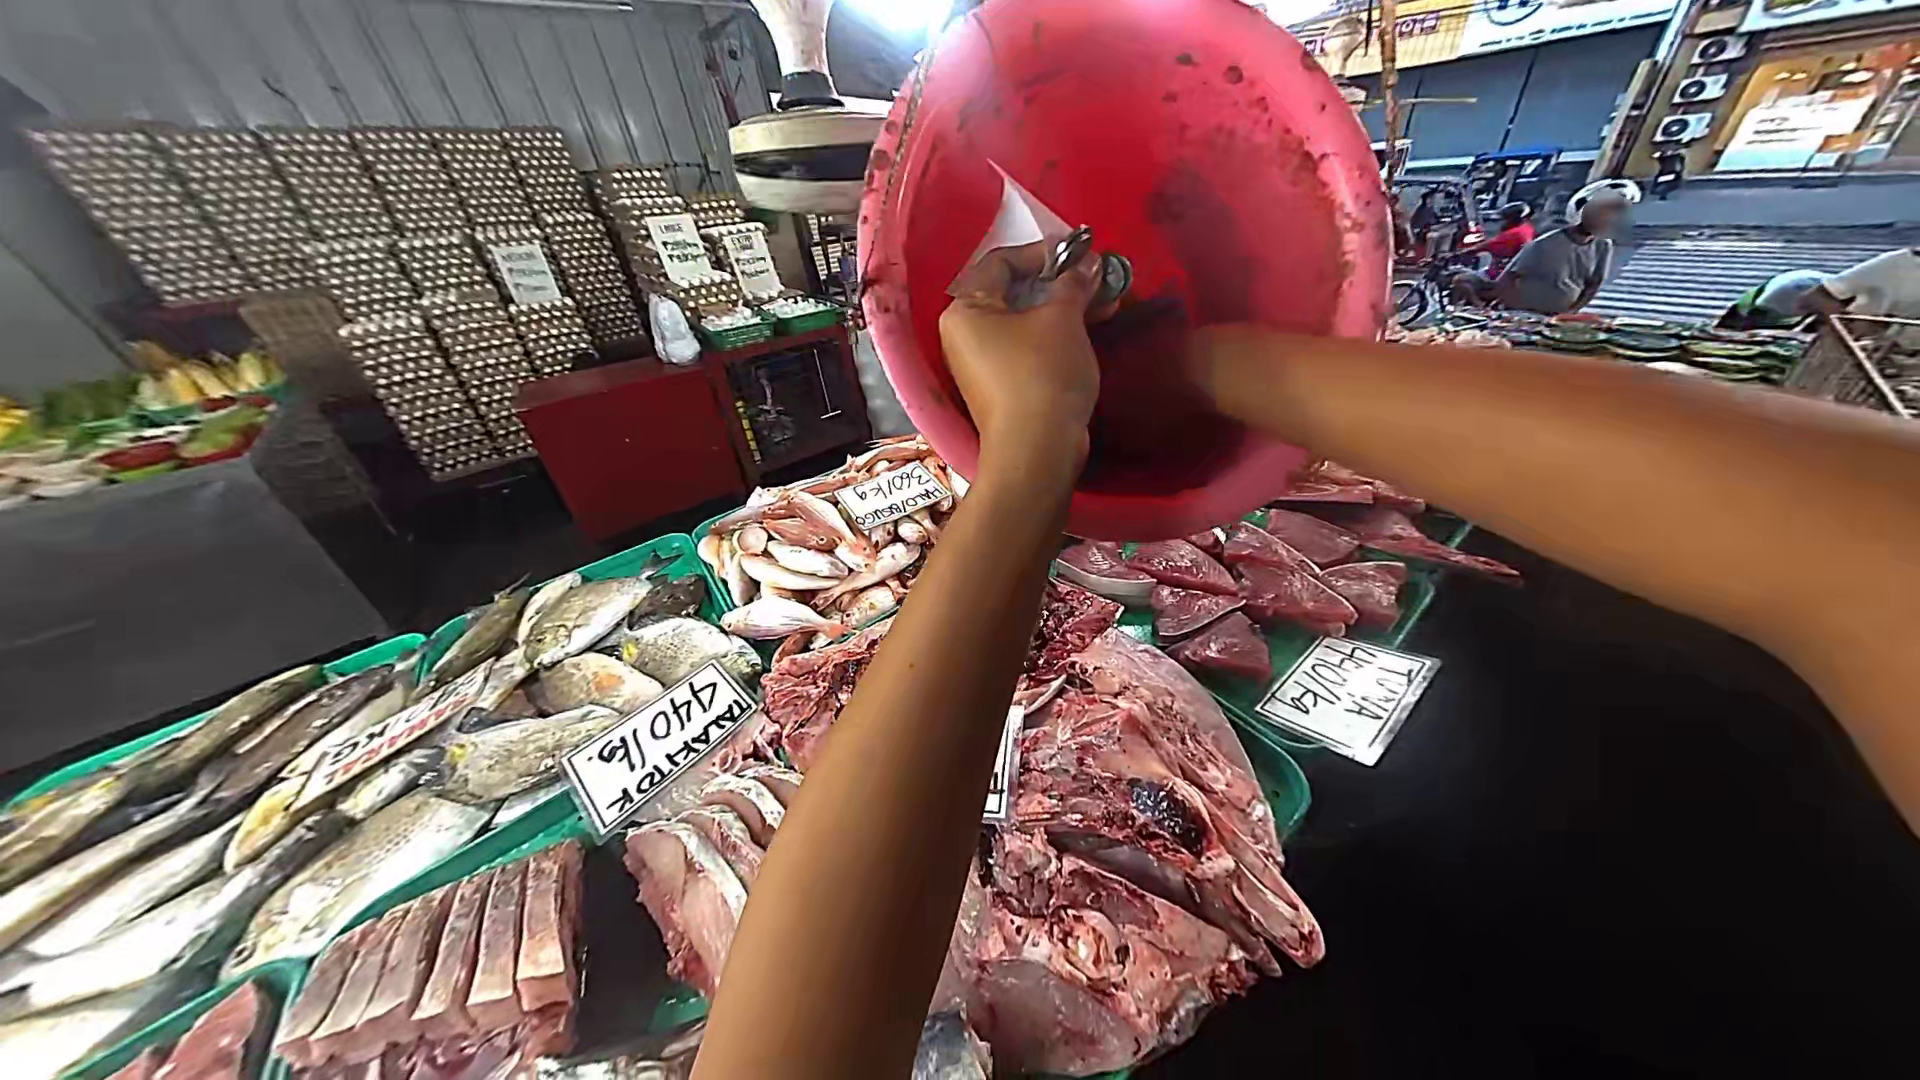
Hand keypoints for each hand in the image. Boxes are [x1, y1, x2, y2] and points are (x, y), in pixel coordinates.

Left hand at [939, 241, 1101, 462]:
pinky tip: (1093, 327)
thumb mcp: (1062, 318)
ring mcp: (984, 364)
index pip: (1000, 262)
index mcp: (965, 310)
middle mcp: (966, 335)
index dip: (1044, 252)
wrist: (1037, 451)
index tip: (1081, 254)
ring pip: (1027, 321)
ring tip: (1108, 302)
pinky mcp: (1004, 386)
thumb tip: (1089, 264)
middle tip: (1100, 278)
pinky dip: (1059, 334)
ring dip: (1067, 308)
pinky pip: (1030, 347)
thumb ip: (1074, 283)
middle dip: (1063, 283)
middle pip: (1015, 293)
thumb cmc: (1042, 375)